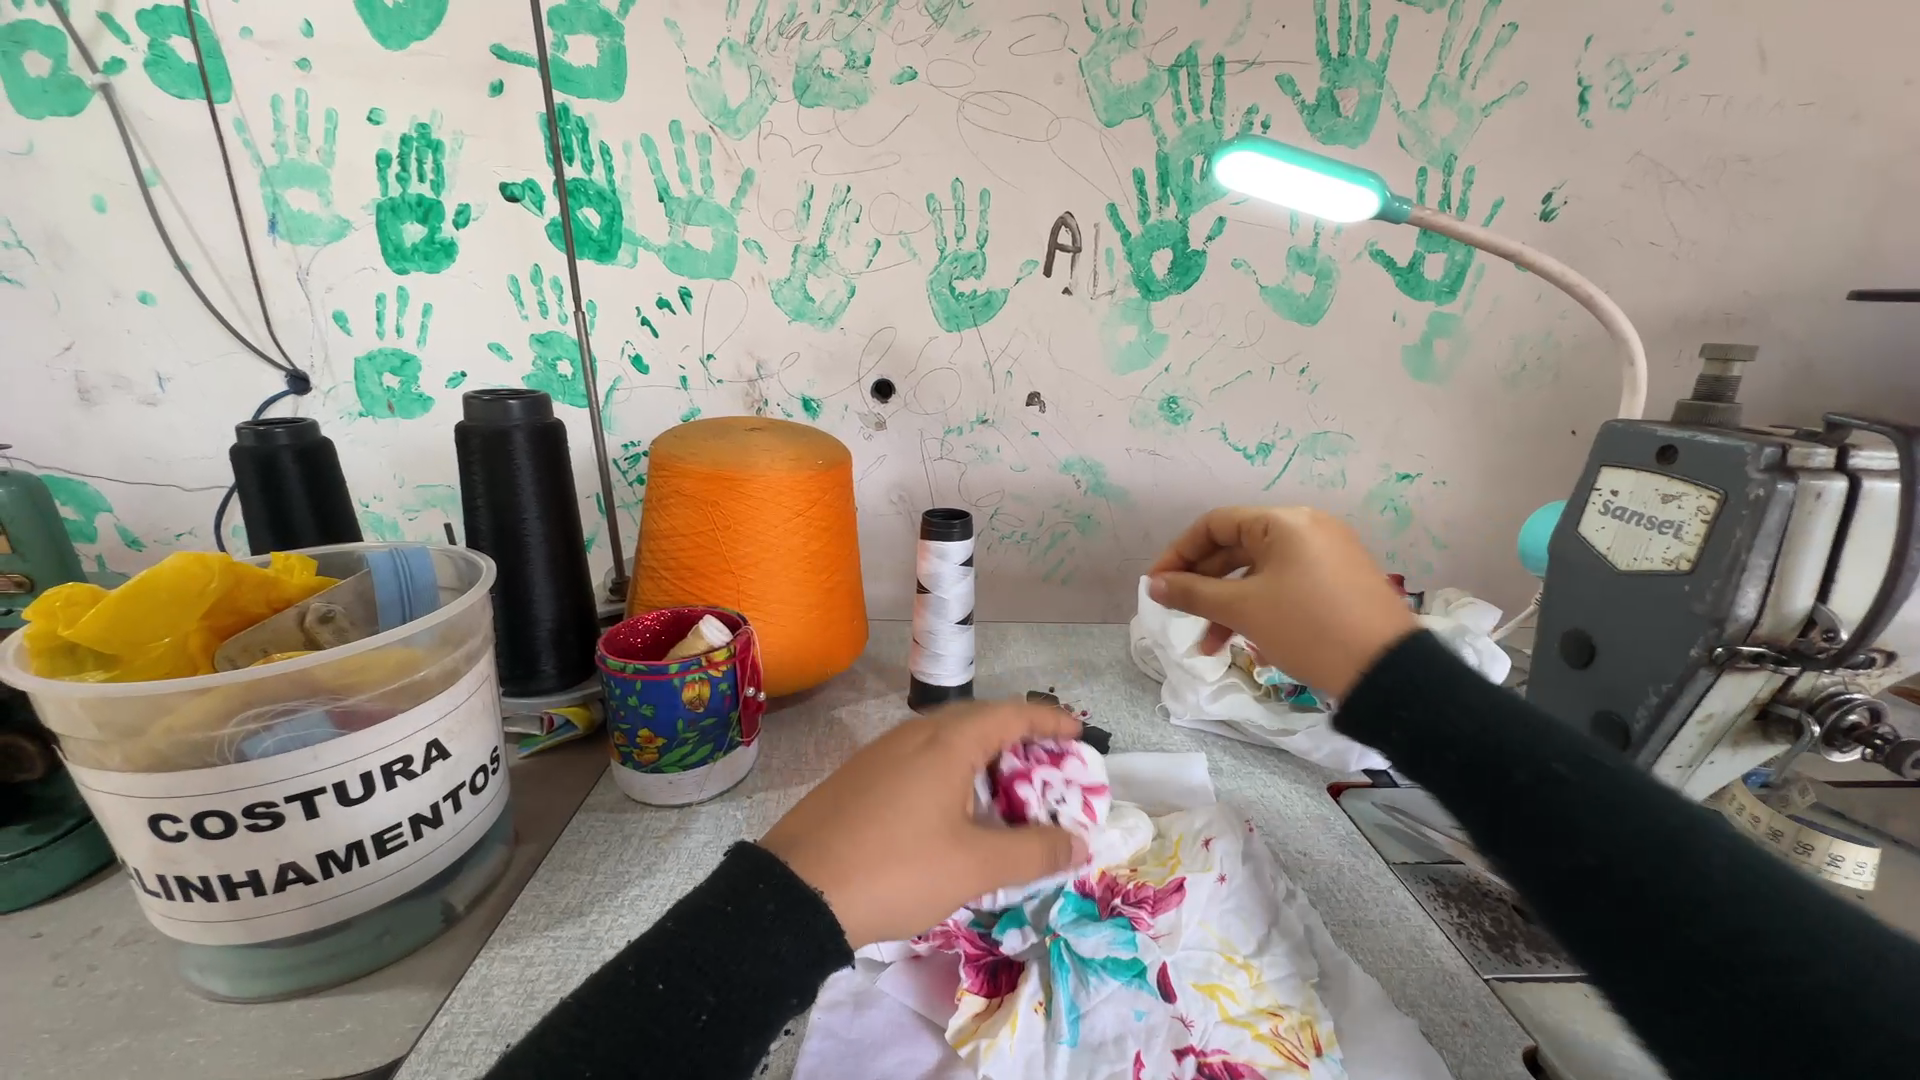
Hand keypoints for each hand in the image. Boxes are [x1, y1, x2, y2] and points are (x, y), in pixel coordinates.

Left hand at [760, 703, 1087, 947]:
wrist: (796, 892)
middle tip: (1046, 768)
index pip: (1011, 714)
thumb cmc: (896, 869)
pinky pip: (920, 759)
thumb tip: (1080, 842)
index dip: (1048, 721)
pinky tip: (951, 810)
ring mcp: (882, 752)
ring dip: (982, 757)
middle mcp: (915, 734)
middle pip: (978, 721)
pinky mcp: (861, 776)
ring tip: (1004, 791)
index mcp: (947, 742)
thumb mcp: (974, 867)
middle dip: (1018, 740)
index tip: (1078, 732)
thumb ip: (1034, 852)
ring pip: (945, 740)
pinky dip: (951, 772)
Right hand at [1147, 506, 1418, 698]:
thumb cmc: (1308, 628)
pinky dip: (1257, 606)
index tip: (1156, 584)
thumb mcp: (1243, 610)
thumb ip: (1192, 593)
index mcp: (1284, 522)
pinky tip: (1242, 640)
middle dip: (1202, 583)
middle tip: (1177, 612)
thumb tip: (1153, 585)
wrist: (1388, 673)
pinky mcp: (1338, 581)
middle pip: (1235, 547)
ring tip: (1207, 644)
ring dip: (1227, 603)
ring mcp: (1326, 555)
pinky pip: (1283, 584)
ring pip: (1258, 572)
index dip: (1178, 553)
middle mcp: (1306, 528)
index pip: (1214, 524)